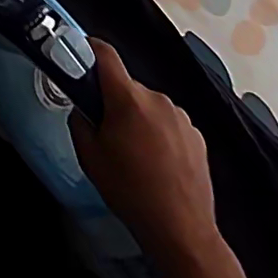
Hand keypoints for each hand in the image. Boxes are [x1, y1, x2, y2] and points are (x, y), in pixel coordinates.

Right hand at [71, 39, 249, 277]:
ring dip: (138, 118)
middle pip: (127, 87)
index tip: (80, 51)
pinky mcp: (197, 134)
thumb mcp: (89, 157)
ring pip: (148, 105)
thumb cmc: (130, 191)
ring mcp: (181, 116)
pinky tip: (157, 162)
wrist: (182, 230)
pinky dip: (158, 133)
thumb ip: (80, 122)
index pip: (106, 55)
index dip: (90, 47)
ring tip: (134, 153)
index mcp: (128, 99)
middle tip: (105, 129)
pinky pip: (168, 122)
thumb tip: (84, 109)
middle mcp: (157, 99)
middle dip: (114, 101)